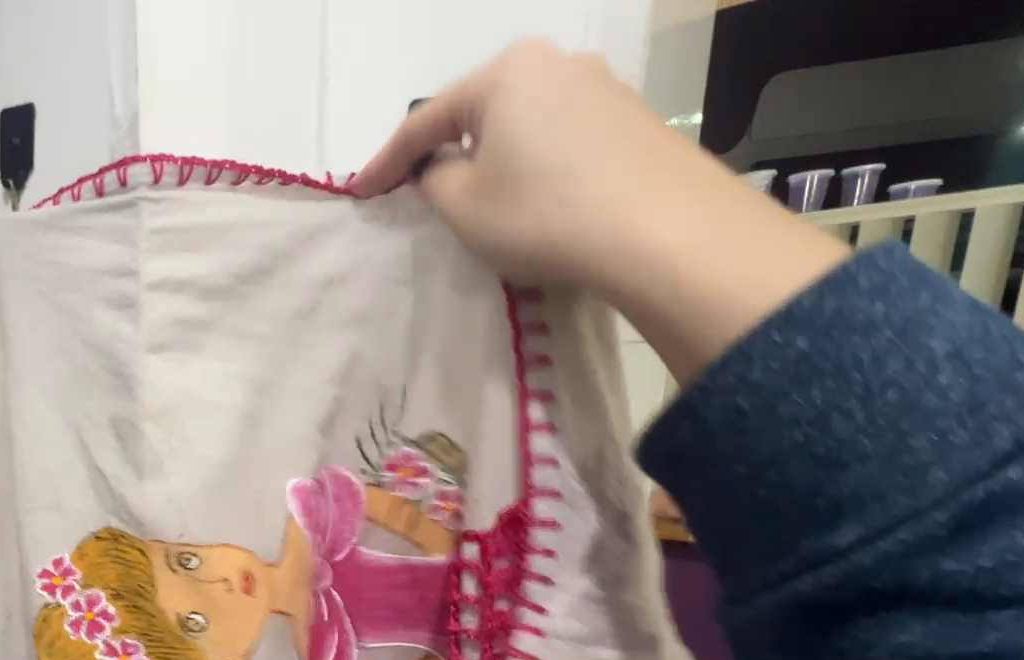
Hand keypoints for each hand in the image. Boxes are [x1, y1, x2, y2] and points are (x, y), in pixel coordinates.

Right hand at [353, 39, 847, 383]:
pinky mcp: (631, 119)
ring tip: (471, 194)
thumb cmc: (542, 214)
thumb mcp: (462, 205)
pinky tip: (528, 195)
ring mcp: (601, 87)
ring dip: (487, 156)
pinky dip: (529, 163)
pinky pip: (557, 136)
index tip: (360, 192)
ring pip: (519, 123)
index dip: (386, 162)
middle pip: (476, 112)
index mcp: (505, 73)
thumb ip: (432, 180)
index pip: (425, 121)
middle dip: (440, 150)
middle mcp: (556, 63)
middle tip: (412, 188)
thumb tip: (437, 168)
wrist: (664, 233)